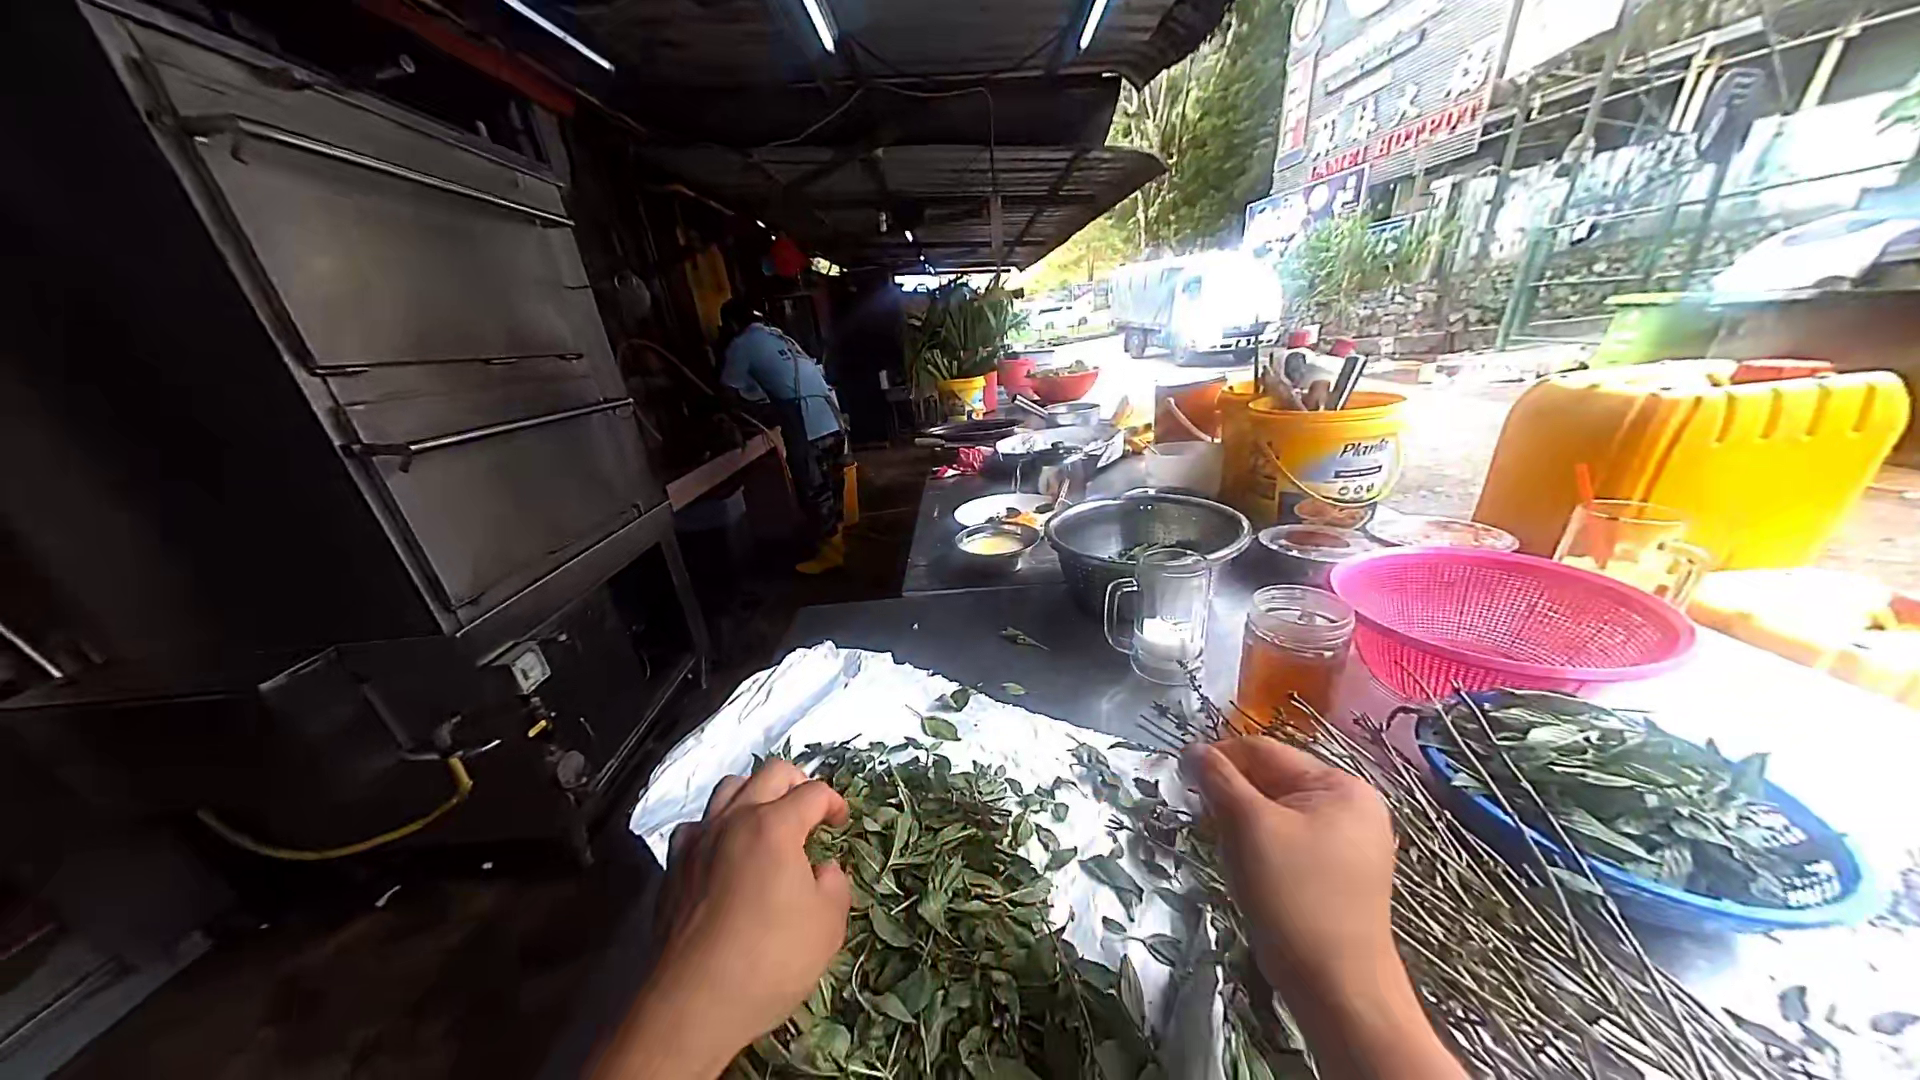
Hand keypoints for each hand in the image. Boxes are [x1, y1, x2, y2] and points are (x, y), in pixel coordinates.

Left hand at [591, 761, 850, 1079]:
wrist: (693, 1004)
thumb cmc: (769, 960)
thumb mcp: (828, 924)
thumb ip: (835, 883)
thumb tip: (823, 869)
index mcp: (775, 825)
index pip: (814, 793)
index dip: (835, 802)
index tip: (841, 822)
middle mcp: (735, 819)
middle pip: (771, 773)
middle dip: (798, 783)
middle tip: (810, 810)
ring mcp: (700, 840)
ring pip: (729, 787)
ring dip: (756, 793)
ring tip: (769, 819)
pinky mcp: (674, 866)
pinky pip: (697, 825)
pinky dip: (717, 826)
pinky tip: (725, 850)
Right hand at [1187, 737, 1463, 1079]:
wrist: (1336, 989)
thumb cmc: (1293, 895)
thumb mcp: (1247, 825)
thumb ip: (1216, 777)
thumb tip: (1191, 750)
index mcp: (1341, 786)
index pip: (1265, 751)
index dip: (1219, 758)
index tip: (1181, 775)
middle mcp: (1351, 806)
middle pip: (1270, 778)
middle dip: (1231, 794)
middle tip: (1202, 817)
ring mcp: (1347, 840)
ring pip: (1273, 809)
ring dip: (1240, 819)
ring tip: (1224, 844)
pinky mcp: (1336, 870)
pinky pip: (1285, 836)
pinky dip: (1257, 841)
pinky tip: (1246, 863)